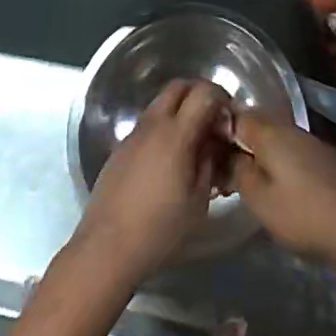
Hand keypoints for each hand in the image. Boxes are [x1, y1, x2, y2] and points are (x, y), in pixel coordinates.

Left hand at [73, 79, 227, 280]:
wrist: (106, 248)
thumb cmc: (160, 229)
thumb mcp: (199, 200)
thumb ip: (209, 162)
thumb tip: (214, 142)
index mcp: (176, 134)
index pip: (203, 92)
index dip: (221, 97)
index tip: (229, 119)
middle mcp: (152, 126)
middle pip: (178, 86)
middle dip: (199, 94)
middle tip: (213, 120)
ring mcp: (133, 136)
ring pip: (160, 104)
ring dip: (180, 111)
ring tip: (192, 143)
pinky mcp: (120, 149)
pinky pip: (147, 125)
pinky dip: (164, 128)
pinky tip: (169, 161)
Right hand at [228, 110, 335, 274]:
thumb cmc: (302, 214)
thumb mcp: (258, 198)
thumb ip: (236, 170)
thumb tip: (224, 152)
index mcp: (269, 131)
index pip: (234, 114)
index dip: (216, 127)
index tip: (202, 148)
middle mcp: (288, 127)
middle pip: (253, 125)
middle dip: (234, 142)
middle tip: (217, 168)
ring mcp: (307, 142)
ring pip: (270, 139)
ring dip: (254, 154)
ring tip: (238, 181)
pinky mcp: (320, 159)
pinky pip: (286, 151)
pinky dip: (273, 163)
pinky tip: (268, 186)